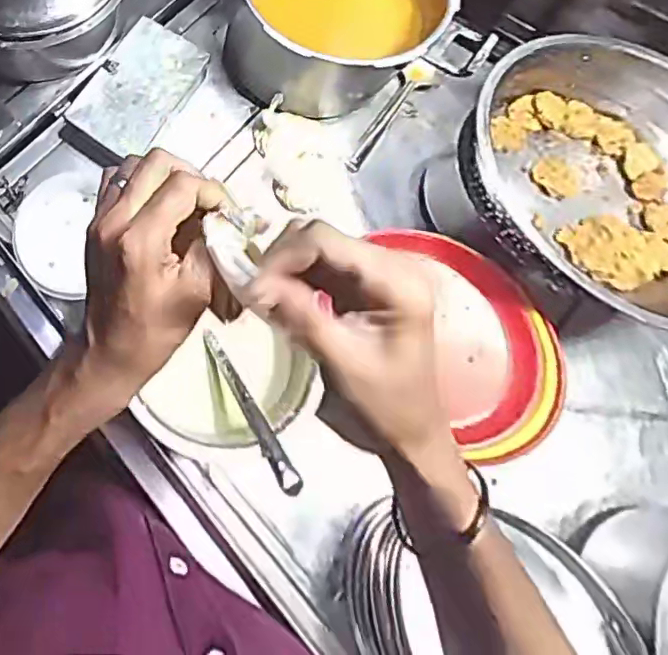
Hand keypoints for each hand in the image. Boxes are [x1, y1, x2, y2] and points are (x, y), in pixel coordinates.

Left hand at [80, 150, 227, 406]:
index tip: (225, 212)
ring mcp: (100, 218)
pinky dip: (140, 183)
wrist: (108, 351)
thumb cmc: (153, 331)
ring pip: (134, 165)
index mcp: (139, 238)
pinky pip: (117, 180)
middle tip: (205, 202)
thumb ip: (215, 245)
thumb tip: (226, 217)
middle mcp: (114, 220)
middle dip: (190, 176)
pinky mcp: (95, 222)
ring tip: (182, 202)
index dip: (212, 192)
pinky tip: (156, 206)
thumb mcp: (198, 292)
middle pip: (157, 162)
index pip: (183, 184)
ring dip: (164, 176)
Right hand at [242, 220, 452, 464]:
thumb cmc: (388, 404)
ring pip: (314, 246)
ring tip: (265, 300)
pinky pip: (318, 264)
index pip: (326, 240)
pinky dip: (294, 278)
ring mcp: (375, 269)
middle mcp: (390, 262)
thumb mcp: (345, 361)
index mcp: (397, 278)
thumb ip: (304, 316)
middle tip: (257, 295)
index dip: (284, 255)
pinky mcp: (361, 280)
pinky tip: (281, 302)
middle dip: (281, 260)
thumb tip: (257, 283)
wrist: (412, 431)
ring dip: (285, 268)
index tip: (255, 287)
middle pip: (318, 236)